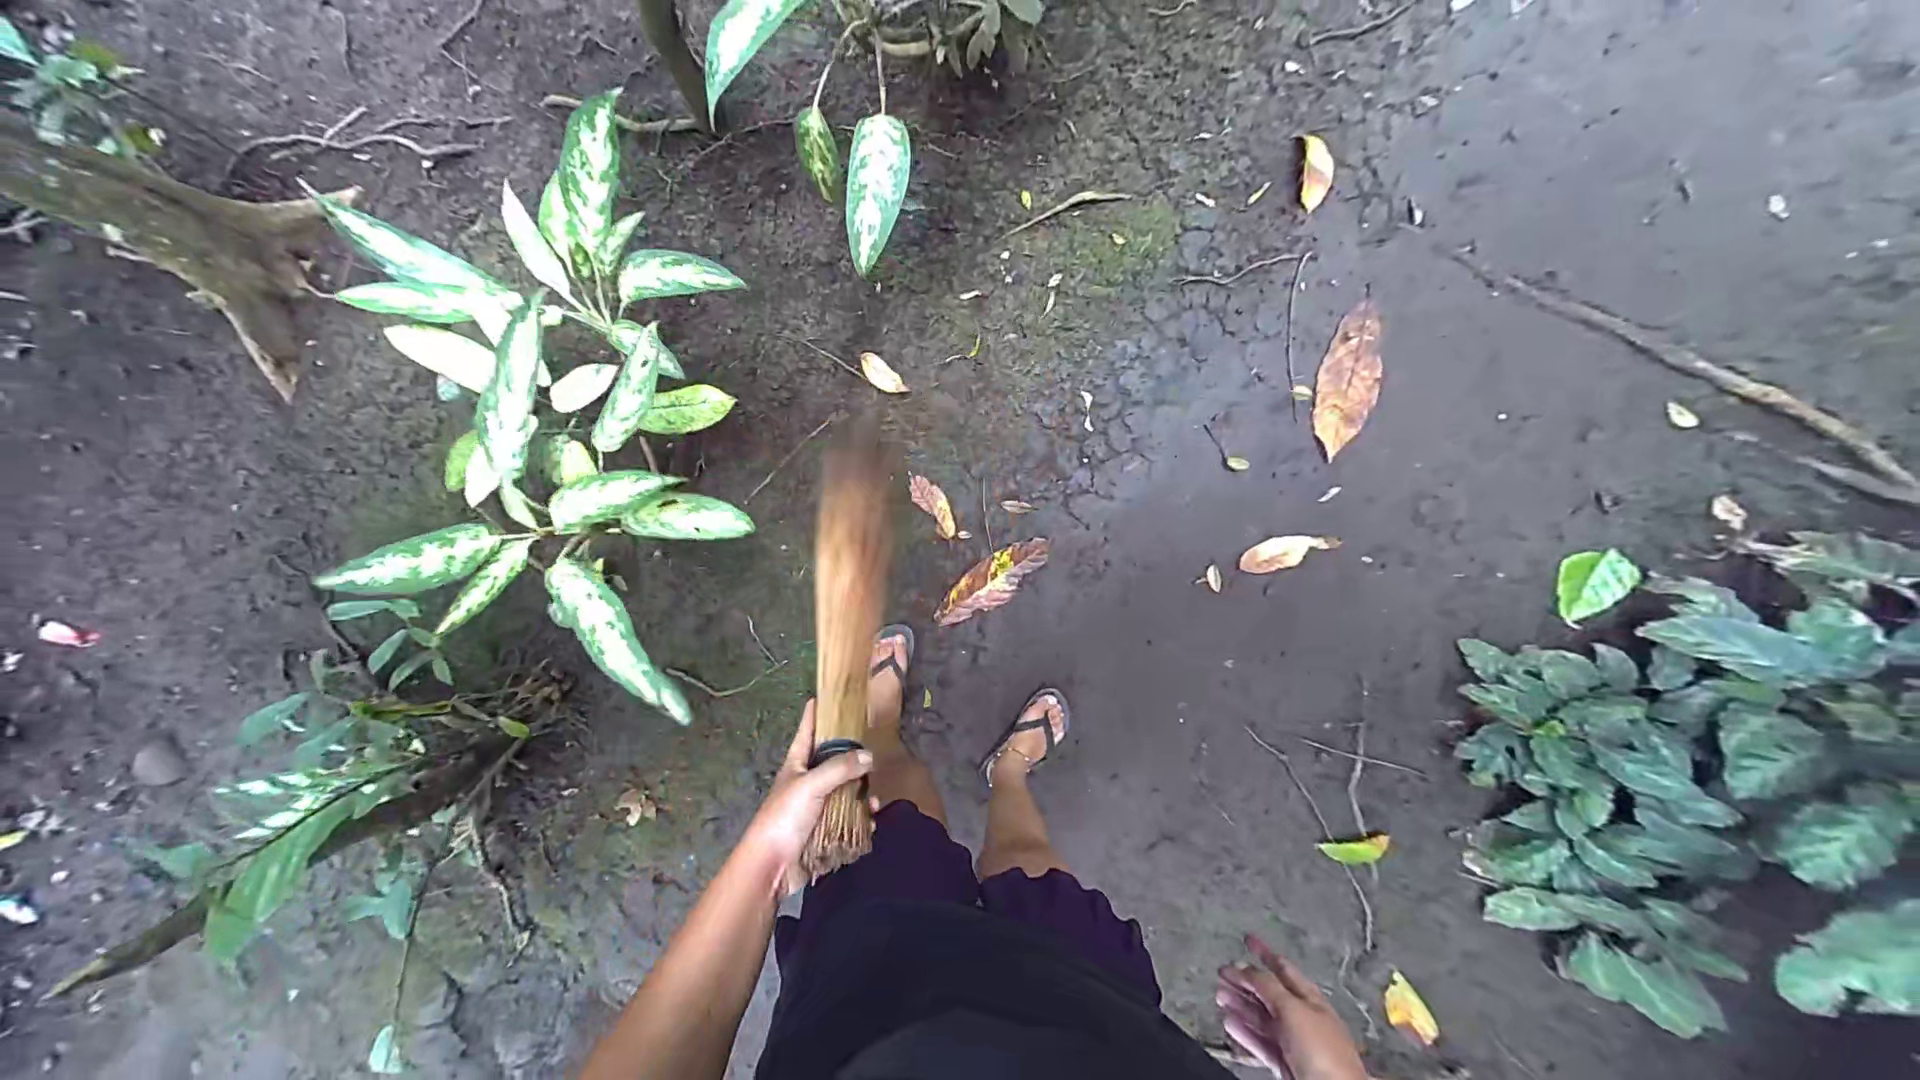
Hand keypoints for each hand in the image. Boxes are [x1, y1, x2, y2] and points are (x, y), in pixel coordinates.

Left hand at [740, 700, 872, 897]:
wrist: (771, 867)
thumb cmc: (783, 818)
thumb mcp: (810, 785)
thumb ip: (840, 768)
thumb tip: (869, 756)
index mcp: (797, 763)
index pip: (807, 729)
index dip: (816, 712)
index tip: (829, 695)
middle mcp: (808, 780)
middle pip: (834, 759)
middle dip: (854, 758)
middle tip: (872, 754)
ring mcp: (817, 804)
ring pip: (847, 789)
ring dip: (863, 793)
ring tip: (874, 799)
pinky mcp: (826, 827)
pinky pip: (850, 816)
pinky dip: (862, 818)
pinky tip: (871, 821)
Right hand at [1217, 935, 1367, 1079]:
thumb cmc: (1320, 1049)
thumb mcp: (1292, 1009)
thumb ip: (1267, 986)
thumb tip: (1245, 967)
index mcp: (1310, 999)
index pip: (1283, 968)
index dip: (1264, 952)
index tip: (1247, 938)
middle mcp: (1302, 1018)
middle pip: (1268, 993)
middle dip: (1244, 981)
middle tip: (1222, 972)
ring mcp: (1294, 1042)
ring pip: (1261, 1017)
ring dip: (1240, 1004)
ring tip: (1219, 995)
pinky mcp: (1285, 1064)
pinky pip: (1261, 1042)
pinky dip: (1244, 1031)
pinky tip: (1228, 1023)